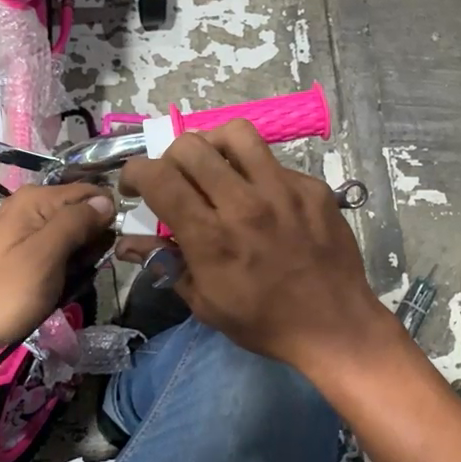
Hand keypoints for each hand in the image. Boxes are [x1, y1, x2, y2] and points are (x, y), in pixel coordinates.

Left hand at [0, 183, 114, 363]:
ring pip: (73, 235)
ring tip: (69, 281)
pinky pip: (57, 251)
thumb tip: (107, 201)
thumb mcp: (43, 257)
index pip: (91, 193)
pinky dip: (64, 267)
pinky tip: (58, 285)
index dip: (107, 218)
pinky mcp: (23, 251)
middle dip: (92, 242)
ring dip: (80, 259)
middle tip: (82, 270)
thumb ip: (75, 224)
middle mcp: (30, 206)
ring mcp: (25, 229)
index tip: (110, 248)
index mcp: (35, 199)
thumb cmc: (2, 294)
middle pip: (82, 213)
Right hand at [118, 121, 400, 374]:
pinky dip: (255, 171)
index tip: (135, 186)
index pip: (159, 177)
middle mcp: (244, 204)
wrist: (334, 326)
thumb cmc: (263, 322)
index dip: (135, 172)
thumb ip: (164, 263)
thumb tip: (126, 242)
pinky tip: (260, 196)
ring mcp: (283, 190)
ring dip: (213, 146)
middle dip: (169, 158)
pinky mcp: (312, 188)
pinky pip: (273, 161)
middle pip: (190, 146)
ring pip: (235, 134)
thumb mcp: (204, 302)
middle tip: (175, 179)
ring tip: (214, 167)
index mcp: (211, 237)